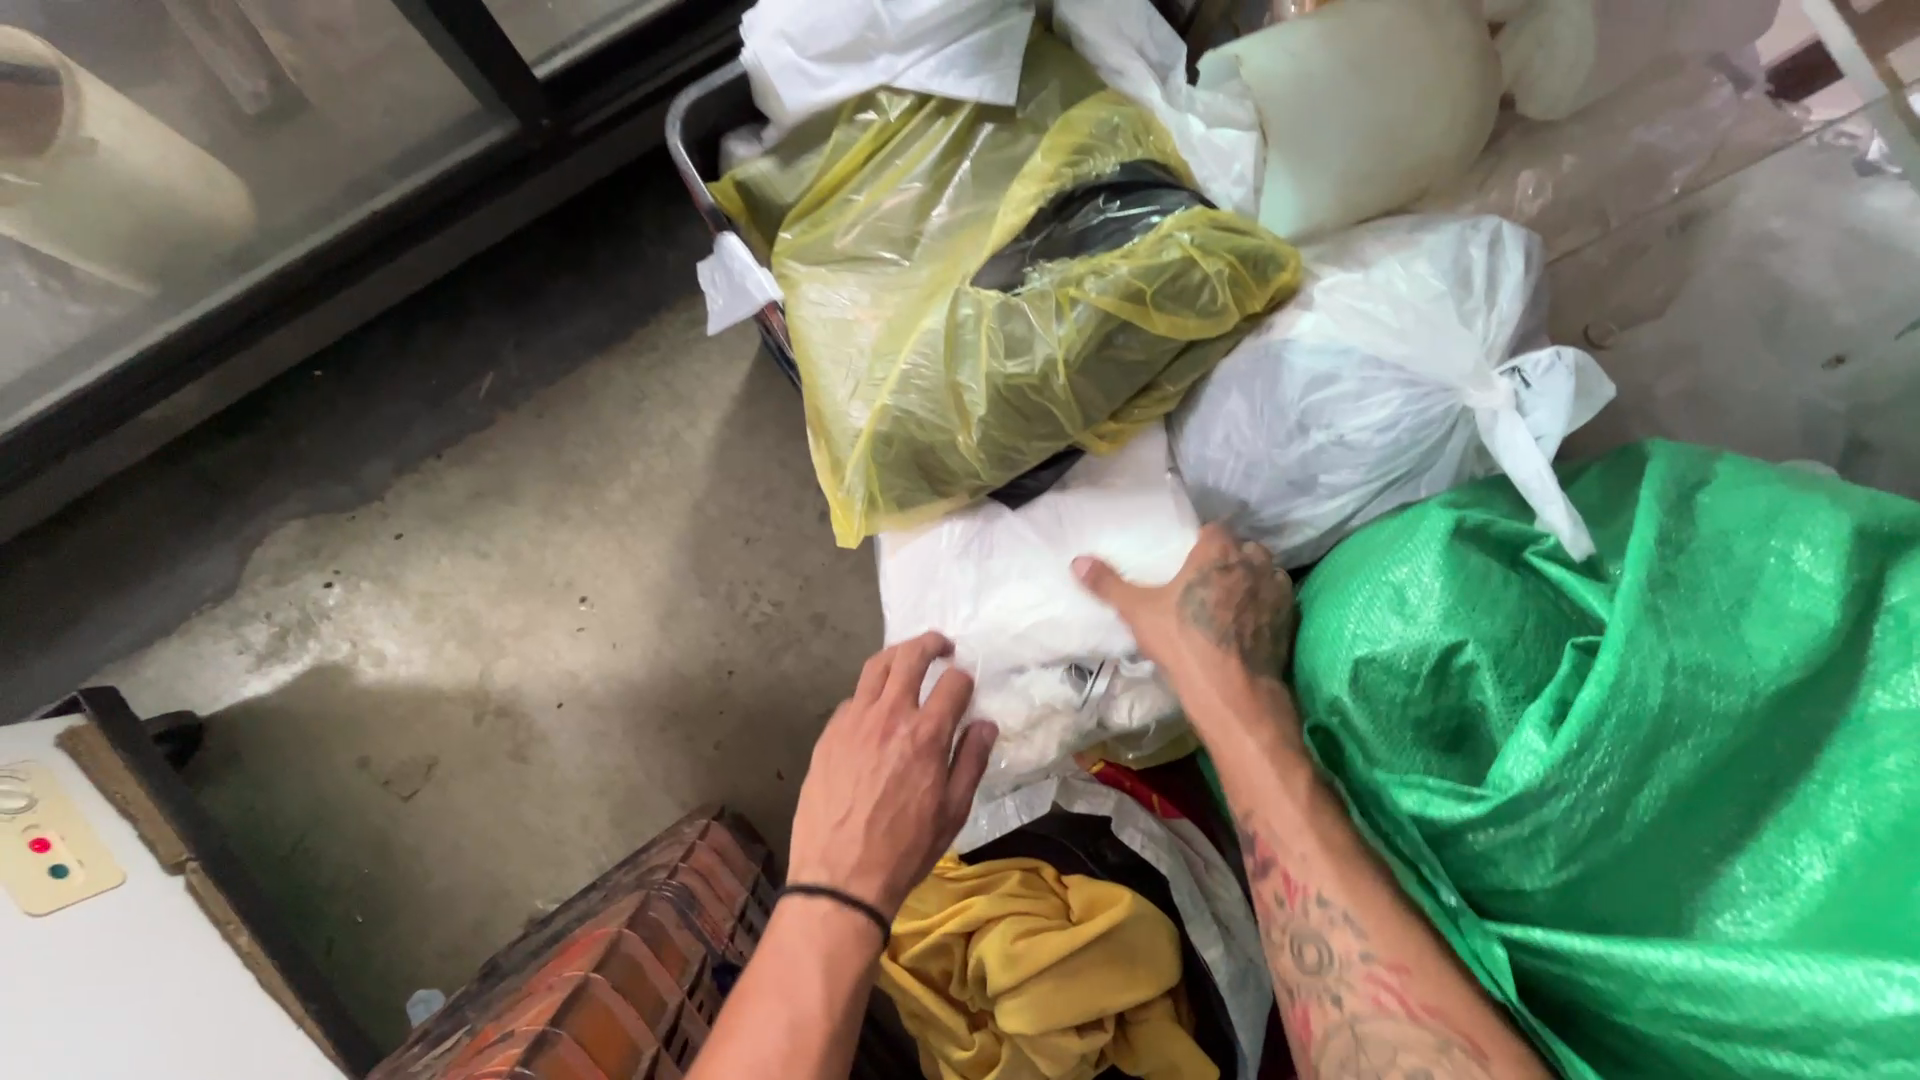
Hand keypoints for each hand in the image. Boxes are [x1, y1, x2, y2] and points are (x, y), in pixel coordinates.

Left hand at [786, 632, 998, 919]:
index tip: (966, 686)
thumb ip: (972, 761)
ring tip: (907, 659)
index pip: (953, 682)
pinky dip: (870, 693)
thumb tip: (986, 724)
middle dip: (930, 643)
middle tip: (941, 646)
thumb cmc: (905, 849)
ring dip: (897, 655)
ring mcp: (853, 722)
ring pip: (875, 667)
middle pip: (910, 657)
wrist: (840, 877)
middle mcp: (889, 716)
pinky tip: (876, 709)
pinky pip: (852, 698)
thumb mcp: (953, 811)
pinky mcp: (828, 734)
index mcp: (926, 734)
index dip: (964, 679)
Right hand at [1073, 524, 1295, 697]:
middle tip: (1206, 580)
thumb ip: (1109, 584)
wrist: (1230, 689)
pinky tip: (1247, 623)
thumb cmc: (1182, 640)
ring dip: (1251, 580)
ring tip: (1229, 599)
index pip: (1214, 529)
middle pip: (1242, 549)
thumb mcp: (1137, 611)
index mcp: (1218, 551)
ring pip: (1264, 572)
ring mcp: (1276, 589)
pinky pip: (1277, 600)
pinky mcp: (1289, 618)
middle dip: (1229, 559)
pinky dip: (1264, 606)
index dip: (1202, 542)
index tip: (1189, 558)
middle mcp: (1253, 561)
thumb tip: (1077, 562)